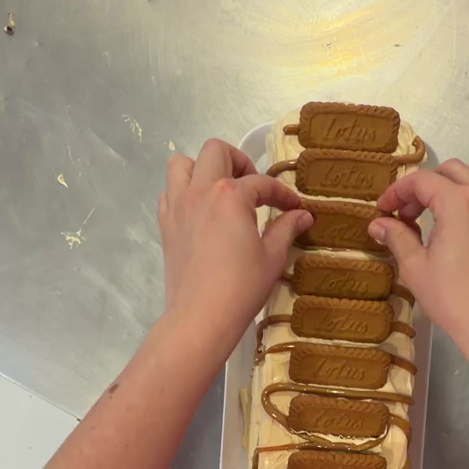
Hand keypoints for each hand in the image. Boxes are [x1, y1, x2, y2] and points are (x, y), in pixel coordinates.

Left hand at [159, 138, 313, 348]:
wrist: (201, 317)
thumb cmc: (241, 289)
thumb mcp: (272, 258)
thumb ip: (286, 229)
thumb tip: (303, 215)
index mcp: (231, 195)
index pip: (261, 183)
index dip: (282, 194)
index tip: (294, 208)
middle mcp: (200, 191)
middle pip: (217, 151)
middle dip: (239, 162)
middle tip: (252, 188)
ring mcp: (178, 206)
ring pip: (183, 163)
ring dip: (203, 169)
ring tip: (220, 191)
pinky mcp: (166, 225)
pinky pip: (169, 192)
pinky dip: (183, 192)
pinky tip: (200, 212)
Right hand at [370, 161, 468, 345]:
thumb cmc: (452, 298)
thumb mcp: (415, 267)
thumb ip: (397, 237)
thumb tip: (378, 224)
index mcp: (458, 202)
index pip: (422, 181)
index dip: (397, 192)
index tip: (383, 210)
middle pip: (448, 171)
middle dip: (422, 187)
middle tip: (405, 215)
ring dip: (451, 183)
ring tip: (435, 210)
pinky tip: (459, 220)